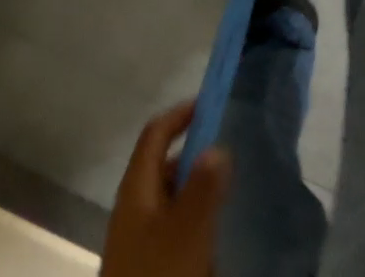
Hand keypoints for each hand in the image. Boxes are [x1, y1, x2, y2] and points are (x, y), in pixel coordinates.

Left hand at [100, 102, 230, 276]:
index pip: (155, 134)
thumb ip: (202, 188)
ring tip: (230, 188)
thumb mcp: (186, 232)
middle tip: (231, 149)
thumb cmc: (159, 273)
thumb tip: (217, 144)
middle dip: (194, 150)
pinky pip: (172, 224)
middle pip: (162, 163)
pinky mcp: (147, 260)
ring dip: (196, 185)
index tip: (212, 105)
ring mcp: (137, 235)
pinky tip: (215, 231)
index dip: (180, 114)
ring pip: (169, 196)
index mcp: (136, 188)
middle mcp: (133, 205)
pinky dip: (193, 216)